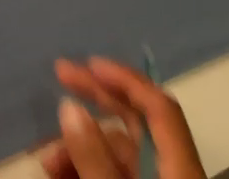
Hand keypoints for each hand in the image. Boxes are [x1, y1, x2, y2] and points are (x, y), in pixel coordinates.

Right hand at [36, 57, 205, 178]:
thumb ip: (94, 157)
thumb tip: (69, 105)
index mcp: (180, 165)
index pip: (160, 106)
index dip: (126, 79)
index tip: (88, 61)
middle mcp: (173, 169)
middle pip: (136, 122)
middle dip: (95, 98)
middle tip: (60, 73)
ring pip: (118, 152)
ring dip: (79, 146)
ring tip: (48, 160)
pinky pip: (115, 173)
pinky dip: (86, 167)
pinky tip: (59, 172)